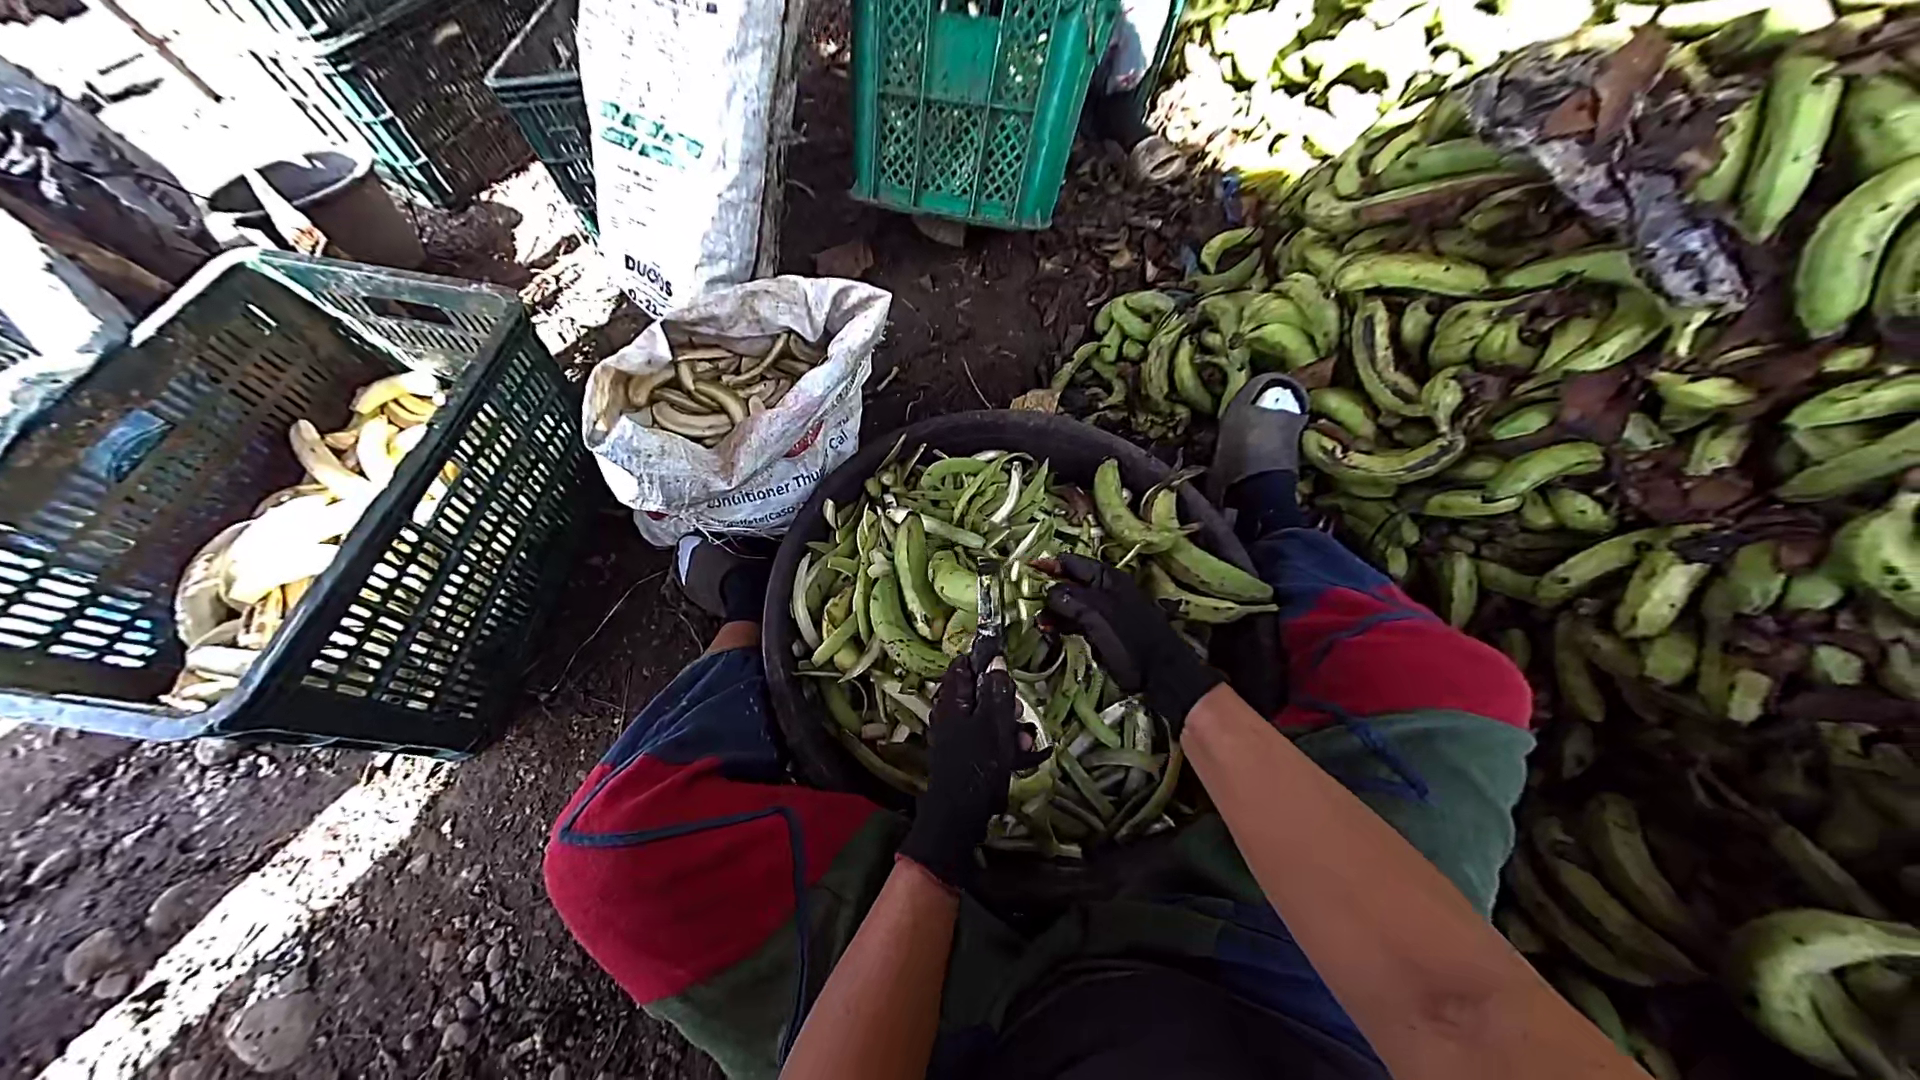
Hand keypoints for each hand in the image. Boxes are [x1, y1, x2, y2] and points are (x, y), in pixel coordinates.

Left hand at [897, 656, 1041, 889]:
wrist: (961, 814)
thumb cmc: (978, 762)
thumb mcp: (994, 722)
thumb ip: (997, 690)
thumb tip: (996, 662)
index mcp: (951, 701)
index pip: (964, 666)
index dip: (986, 662)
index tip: (1006, 668)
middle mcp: (950, 714)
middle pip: (980, 692)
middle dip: (1004, 698)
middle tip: (1019, 710)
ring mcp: (957, 735)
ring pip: (987, 717)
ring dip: (1009, 724)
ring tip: (1022, 739)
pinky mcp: (966, 754)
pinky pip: (987, 739)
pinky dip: (1003, 742)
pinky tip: (1020, 754)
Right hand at [1040, 553, 1223, 734]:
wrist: (1159, 673)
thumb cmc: (1129, 637)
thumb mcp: (1096, 612)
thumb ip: (1069, 598)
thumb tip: (1048, 593)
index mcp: (1106, 577)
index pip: (1072, 563)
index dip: (1050, 564)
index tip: (1027, 568)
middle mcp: (1104, 590)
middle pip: (1068, 583)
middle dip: (1048, 592)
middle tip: (1029, 603)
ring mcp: (1104, 611)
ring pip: (1070, 604)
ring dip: (1053, 612)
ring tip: (1040, 623)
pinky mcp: (1102, 631)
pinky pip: (1077, 621)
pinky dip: (1063, 624)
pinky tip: (1051, 631)